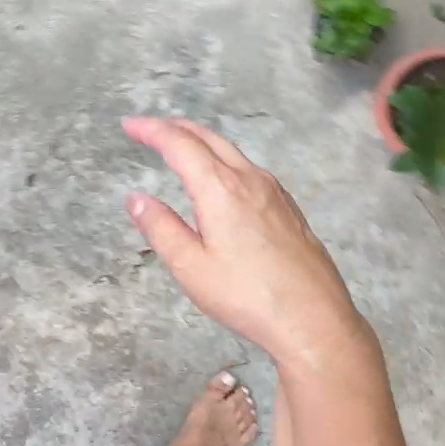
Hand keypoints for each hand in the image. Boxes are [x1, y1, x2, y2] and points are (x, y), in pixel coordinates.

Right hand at [123, 117, 369, 371]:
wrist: (314, 320)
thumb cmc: (246, 296)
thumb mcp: (190, 266)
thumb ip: (160, 228)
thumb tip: (136, 199)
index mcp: (221, 189)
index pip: (180, 145)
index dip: (152, 130)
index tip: (129, 125)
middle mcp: (250, 180)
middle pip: (209, 139)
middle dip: (176, 128)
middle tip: (149, 129)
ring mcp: (274, 193)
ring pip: (232, 152)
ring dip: (202, 141)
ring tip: (180, 147)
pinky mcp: (288, 209)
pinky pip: (249, 169)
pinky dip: (223, 159)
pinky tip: (220, 180)